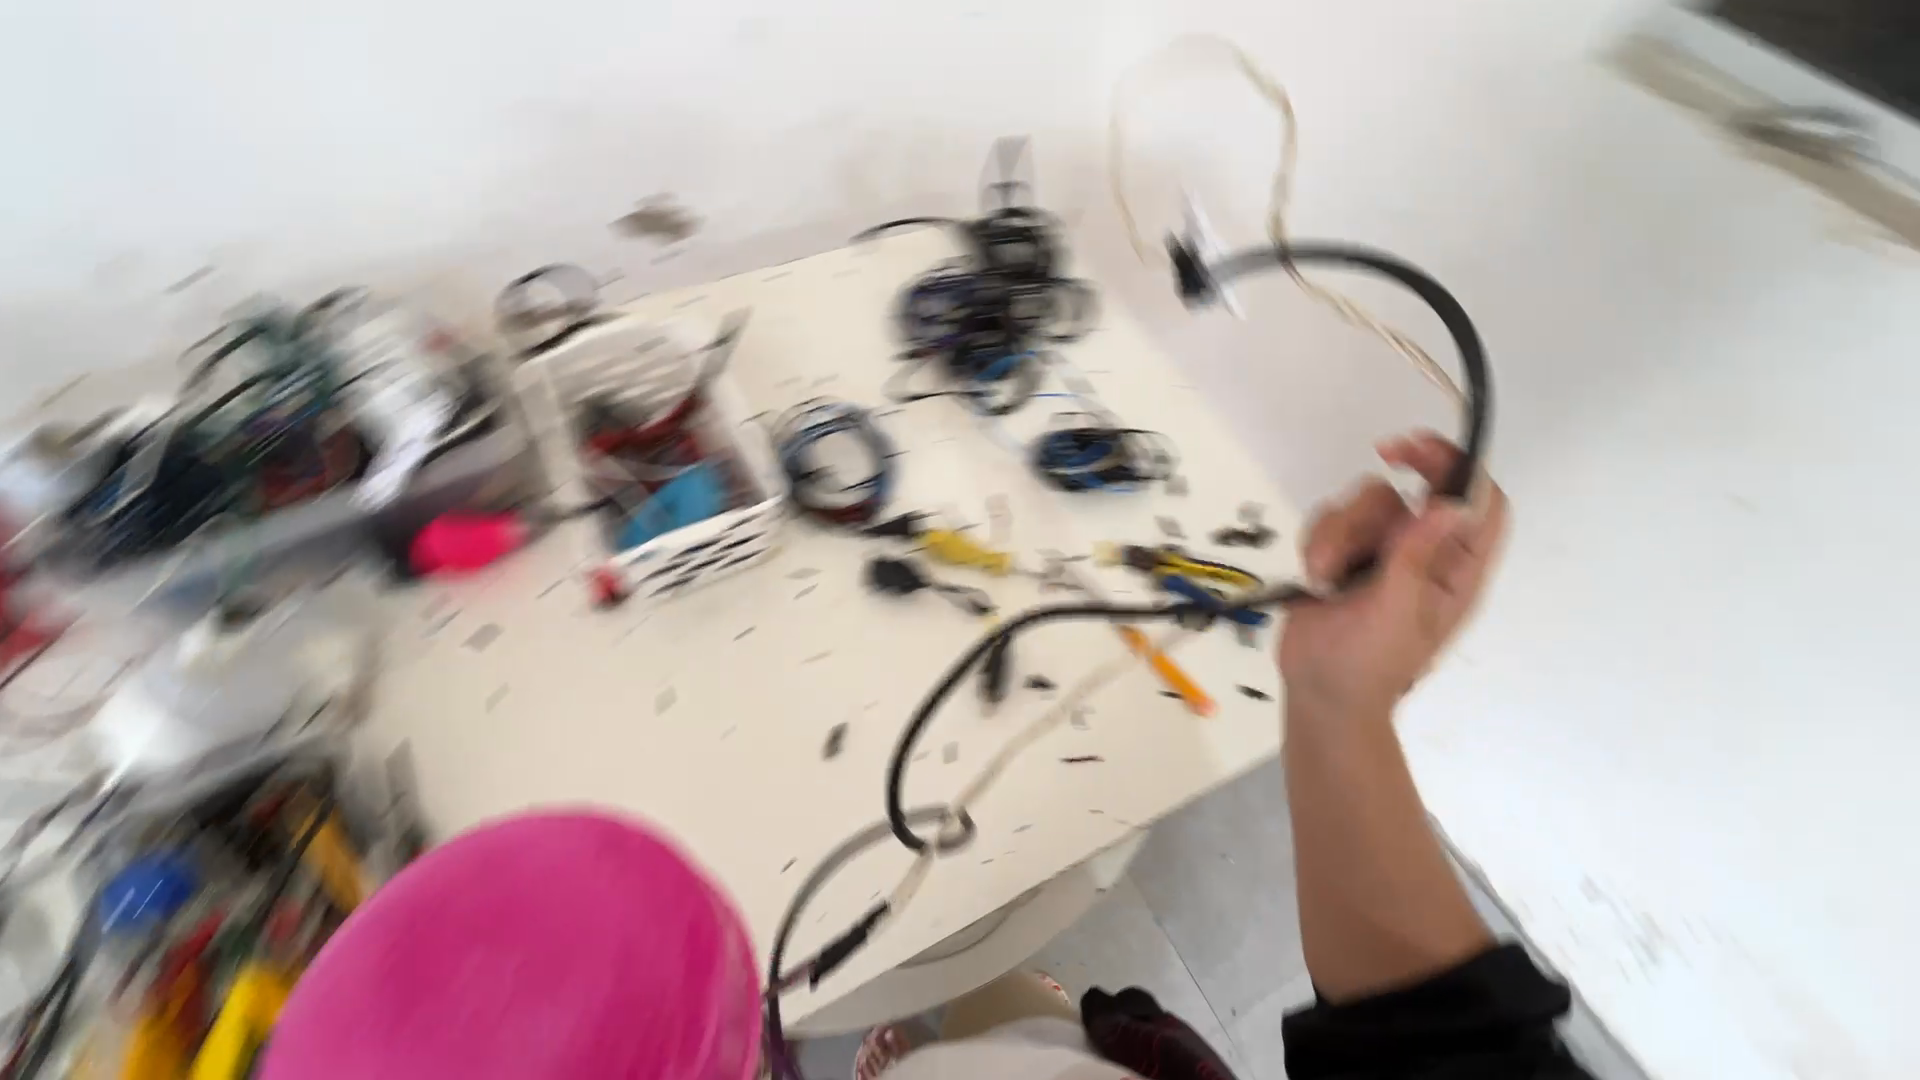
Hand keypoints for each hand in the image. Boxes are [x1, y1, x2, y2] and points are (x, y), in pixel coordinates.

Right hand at [1279, 432, 1508, 721]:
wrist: (1319, 691)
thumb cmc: (1368, 664)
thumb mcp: (1396, 614)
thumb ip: (1417, 558)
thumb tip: (1452, 504)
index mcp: (1454, 571)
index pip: (1478, 505)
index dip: (1459, 470)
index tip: (1422, 451)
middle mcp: (1421, 553)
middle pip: (1414, 491)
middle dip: (1391, 484)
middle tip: (1384, 452)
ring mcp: (1377, 553)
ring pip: (1363, 504)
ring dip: (1338, 533)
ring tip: (1326, 574)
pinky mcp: (1339, 555)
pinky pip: (1328, 521)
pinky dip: (1316, 543)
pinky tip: (1315, 576)